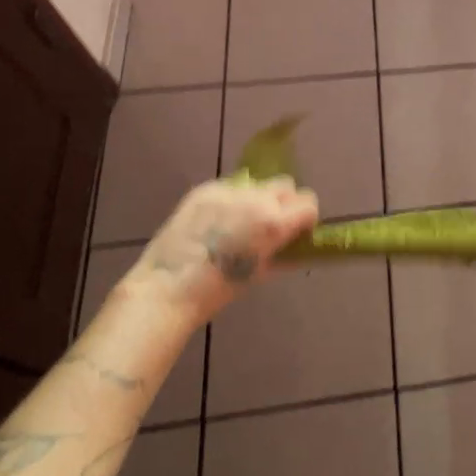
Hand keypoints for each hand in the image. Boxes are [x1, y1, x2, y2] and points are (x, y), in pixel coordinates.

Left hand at [124, 176, 318, 323]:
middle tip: (268, 226)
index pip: (308, 203)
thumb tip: (297, 246)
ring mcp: (228, 192)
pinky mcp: (204, 190)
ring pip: (257, 185)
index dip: (304, 217)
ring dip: (256, 200)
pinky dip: (230, 202)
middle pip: (285, 186)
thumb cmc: (218, 290)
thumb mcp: (259, 273)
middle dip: (284, 204)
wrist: (167, 288)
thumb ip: (283, 253)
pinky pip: (229, 189)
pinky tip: (215, 223)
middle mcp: (256, 199)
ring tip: (238, 224)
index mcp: (274, 222)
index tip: (295, 231)